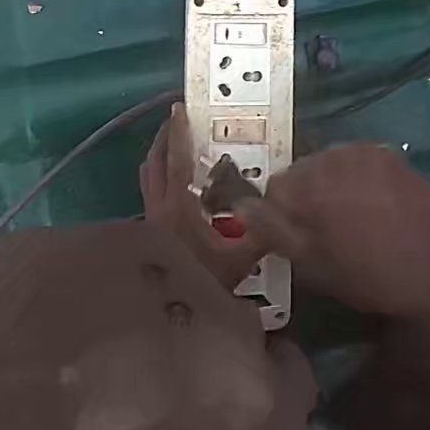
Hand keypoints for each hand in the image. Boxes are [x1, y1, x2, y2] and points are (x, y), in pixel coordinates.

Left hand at [141, 103, 266, 288]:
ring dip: (158, 153)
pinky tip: (172, 180)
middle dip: (165, 136)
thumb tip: (283, 205)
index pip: (177, 161)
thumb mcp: (242, 258)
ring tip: (173, 141)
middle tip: (178, 118)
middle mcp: (158, 207)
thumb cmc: (207, 283)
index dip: (180, 133)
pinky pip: (148, 189)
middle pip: (155, 161)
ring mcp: (149, 218)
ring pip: (146, 175)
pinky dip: (157, 172)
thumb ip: (262, 231)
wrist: (172, 320)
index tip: (180, 109)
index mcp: (179, 207)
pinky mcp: (148, 229)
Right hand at [234, 144, 429, 315]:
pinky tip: (373, 203)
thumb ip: (273, 231)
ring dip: (329, 185)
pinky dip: (353, 177)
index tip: (301, 241)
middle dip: (305, 198)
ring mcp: (357, 150)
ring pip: (324, 166)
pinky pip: (351, 161)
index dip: (281, 219)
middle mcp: (327, 157)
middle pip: (297, 173)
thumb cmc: (374, 272)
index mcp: (306, 186)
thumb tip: (239, 205)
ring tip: (354, 218)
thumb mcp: (315, 265)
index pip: (271, 191)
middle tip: (328, 233)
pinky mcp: (382, 151)